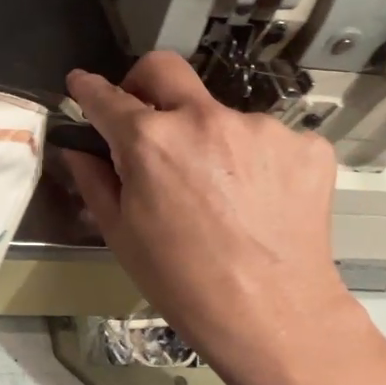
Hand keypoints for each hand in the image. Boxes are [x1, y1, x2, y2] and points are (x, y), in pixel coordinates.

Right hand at [58, 53, 355, 359]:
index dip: (88, 89)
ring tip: (218, 190)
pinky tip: (256, 199)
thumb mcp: (120, 232)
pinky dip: (254, 159)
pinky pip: (266, 139)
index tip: (82, 84)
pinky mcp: (306, 145)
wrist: (271, 314)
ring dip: (209, 138)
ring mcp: (261, 128)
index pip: (108, 97)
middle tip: (146, 120)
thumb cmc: (180, 279)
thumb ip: (95, 180)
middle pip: (164, 70)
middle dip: (144, 84)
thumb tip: (79, 151)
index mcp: (150, 140)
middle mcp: (204, 119)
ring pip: (220, 115)